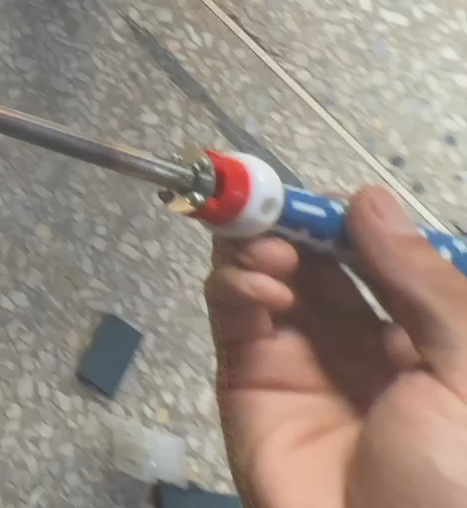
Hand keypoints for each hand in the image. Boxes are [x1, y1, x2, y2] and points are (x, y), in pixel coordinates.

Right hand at [206, 186, 466, 507]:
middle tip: (269, 202)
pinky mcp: (245, 370)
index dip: (360, 227)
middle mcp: (374, 346)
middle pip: (324, 263)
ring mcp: (304, 357)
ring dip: (260, 250)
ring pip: (270, 277)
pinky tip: (256, 290)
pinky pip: (232, 312)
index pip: (393, 266)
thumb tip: (368, 197)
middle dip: (296, 227)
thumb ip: (427, 290)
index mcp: (443, 349)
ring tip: (268, 253)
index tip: (331, 197)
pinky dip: (234, 285)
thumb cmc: (463, 481)